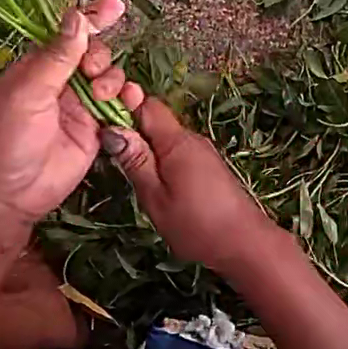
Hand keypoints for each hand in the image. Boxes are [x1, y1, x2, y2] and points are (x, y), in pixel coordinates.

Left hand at [0, 0, 137, 225]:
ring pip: (109, 78)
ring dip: (113, 79)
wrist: (10, 193)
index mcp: (37, 67)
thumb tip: (77, 16)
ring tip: (102, 95)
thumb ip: (56, 57)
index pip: (67, 34)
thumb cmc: (5, 138)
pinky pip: (119, 106)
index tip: (114, 4)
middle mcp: (61, 82)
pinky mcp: (96, 130)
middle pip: (94, 53)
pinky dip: (128, 99)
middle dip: (99, 56)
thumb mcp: (27, 92)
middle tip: (91, 74)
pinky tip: (130, 100)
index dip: (91, 17)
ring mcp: (80, 106)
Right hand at [101, 97, 285, 272]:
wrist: (245, 243)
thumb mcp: (155, 197)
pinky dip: (165, 164)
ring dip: (149, 153)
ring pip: (167, 140)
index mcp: (177, 141)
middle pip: (156, 122)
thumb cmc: (195, 224)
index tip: (102, 128)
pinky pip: (180, 154)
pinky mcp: (210, 167)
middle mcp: (192, 139)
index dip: (123, 109)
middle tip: (114, 161)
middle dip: (134, 135)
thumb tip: (111, 128)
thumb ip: (135, 161)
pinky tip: (160, 188)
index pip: (146, 105)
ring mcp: (204, 153)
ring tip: (135, 179)